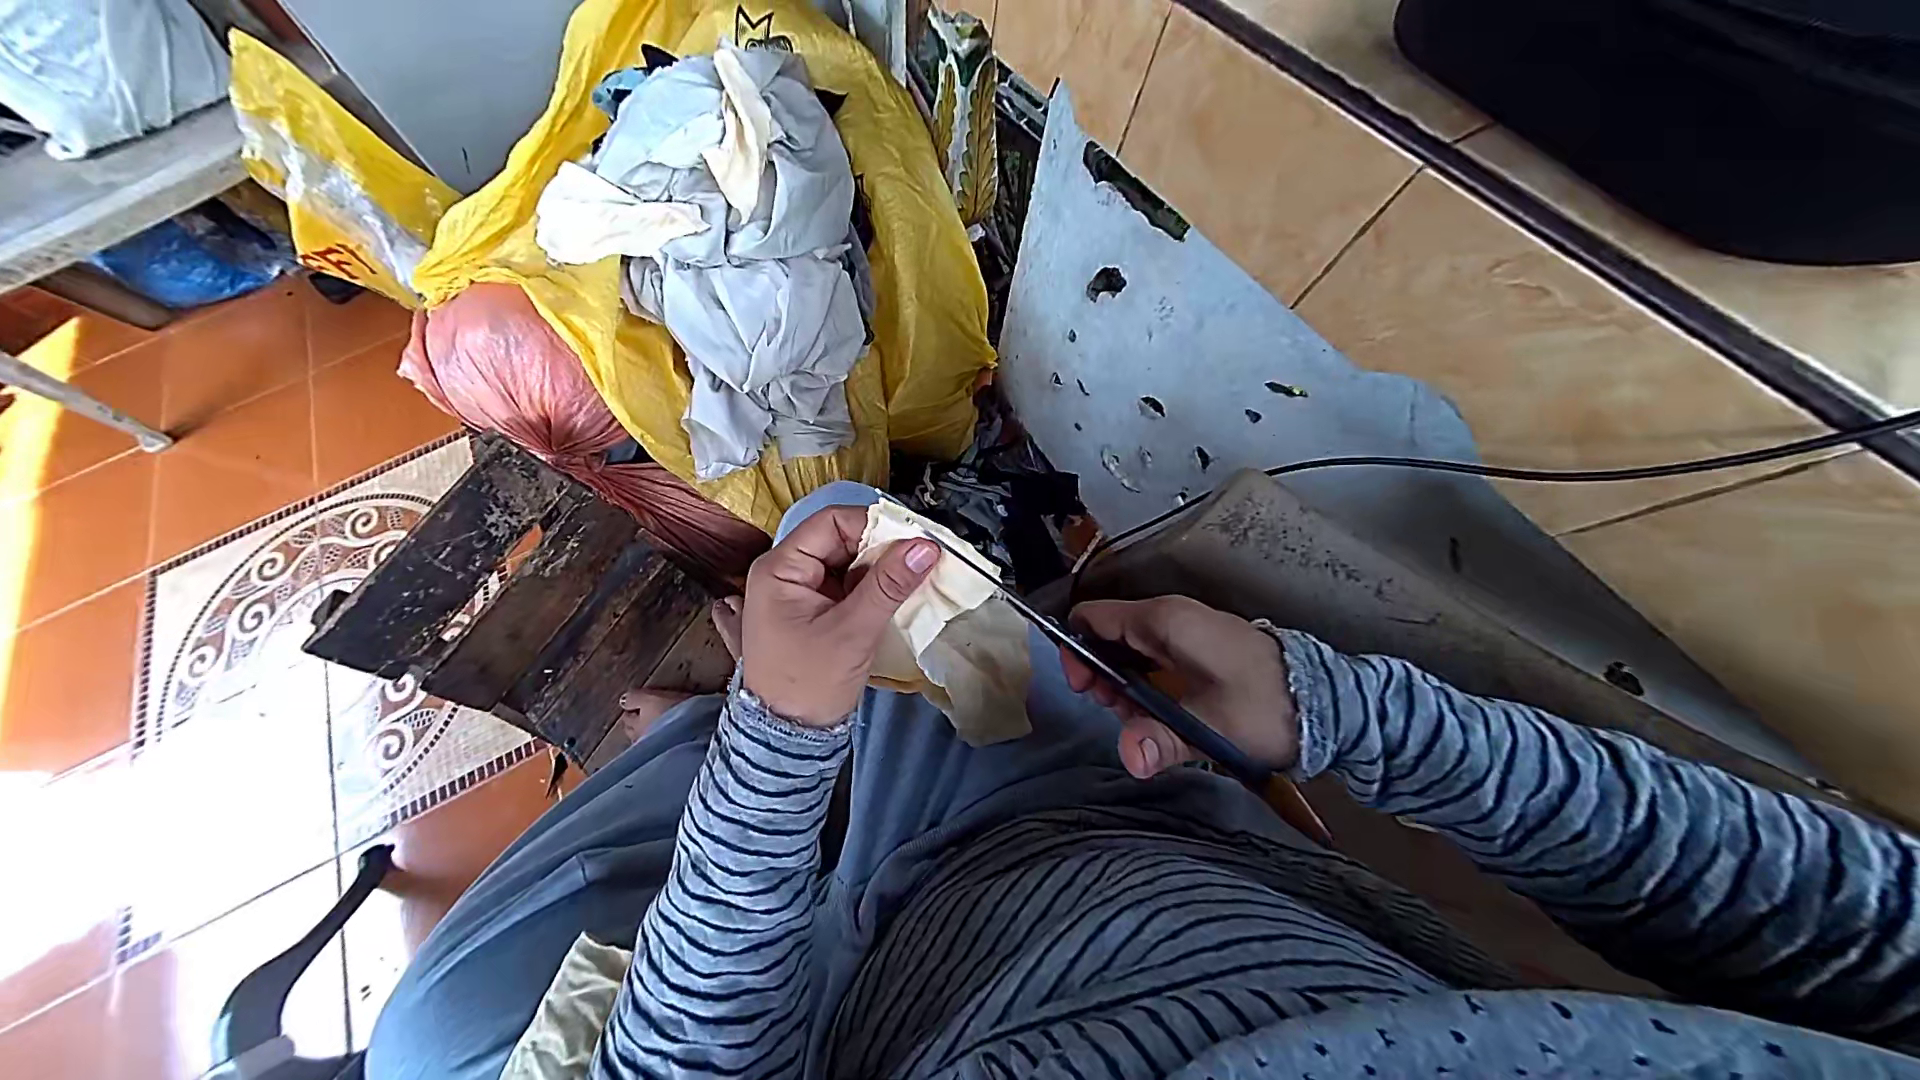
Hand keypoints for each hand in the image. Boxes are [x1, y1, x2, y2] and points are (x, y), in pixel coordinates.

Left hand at [741, 505, 940, 725]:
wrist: (787, 737)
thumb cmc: (810, 683)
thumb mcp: (853, 631)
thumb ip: (889, 584)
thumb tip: (926, 545)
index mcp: (780, 568)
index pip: (831, 522)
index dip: (874, 525)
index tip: (913, 540)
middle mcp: (784, 571)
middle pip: (841, 539)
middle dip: (881, 548)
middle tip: (918, 561)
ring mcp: (798, 590)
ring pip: (847, 561)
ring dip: (880, 568)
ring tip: (912, 578)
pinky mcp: (813, 608)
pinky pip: (846, 583)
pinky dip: (872, 585)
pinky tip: (896, 593)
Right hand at [1061, 596, 1297, 778]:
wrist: (1327, 703)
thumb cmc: (1267, 705)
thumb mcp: (1214, 726)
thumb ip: (1164, 740)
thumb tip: (1129, 759)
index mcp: (1163, 622)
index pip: (1092, 618)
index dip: (1076, 650)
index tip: (1085, 689)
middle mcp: (1168, 618)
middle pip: (1105, 636)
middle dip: (1100, 675)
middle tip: (1117, 712)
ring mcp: (1182, 631)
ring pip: (1126, 650)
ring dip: (1121, 685)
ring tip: (1141, 720)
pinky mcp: (1194, 648)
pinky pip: (1149, 659)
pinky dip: (1141, 684)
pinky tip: (1156, 714)